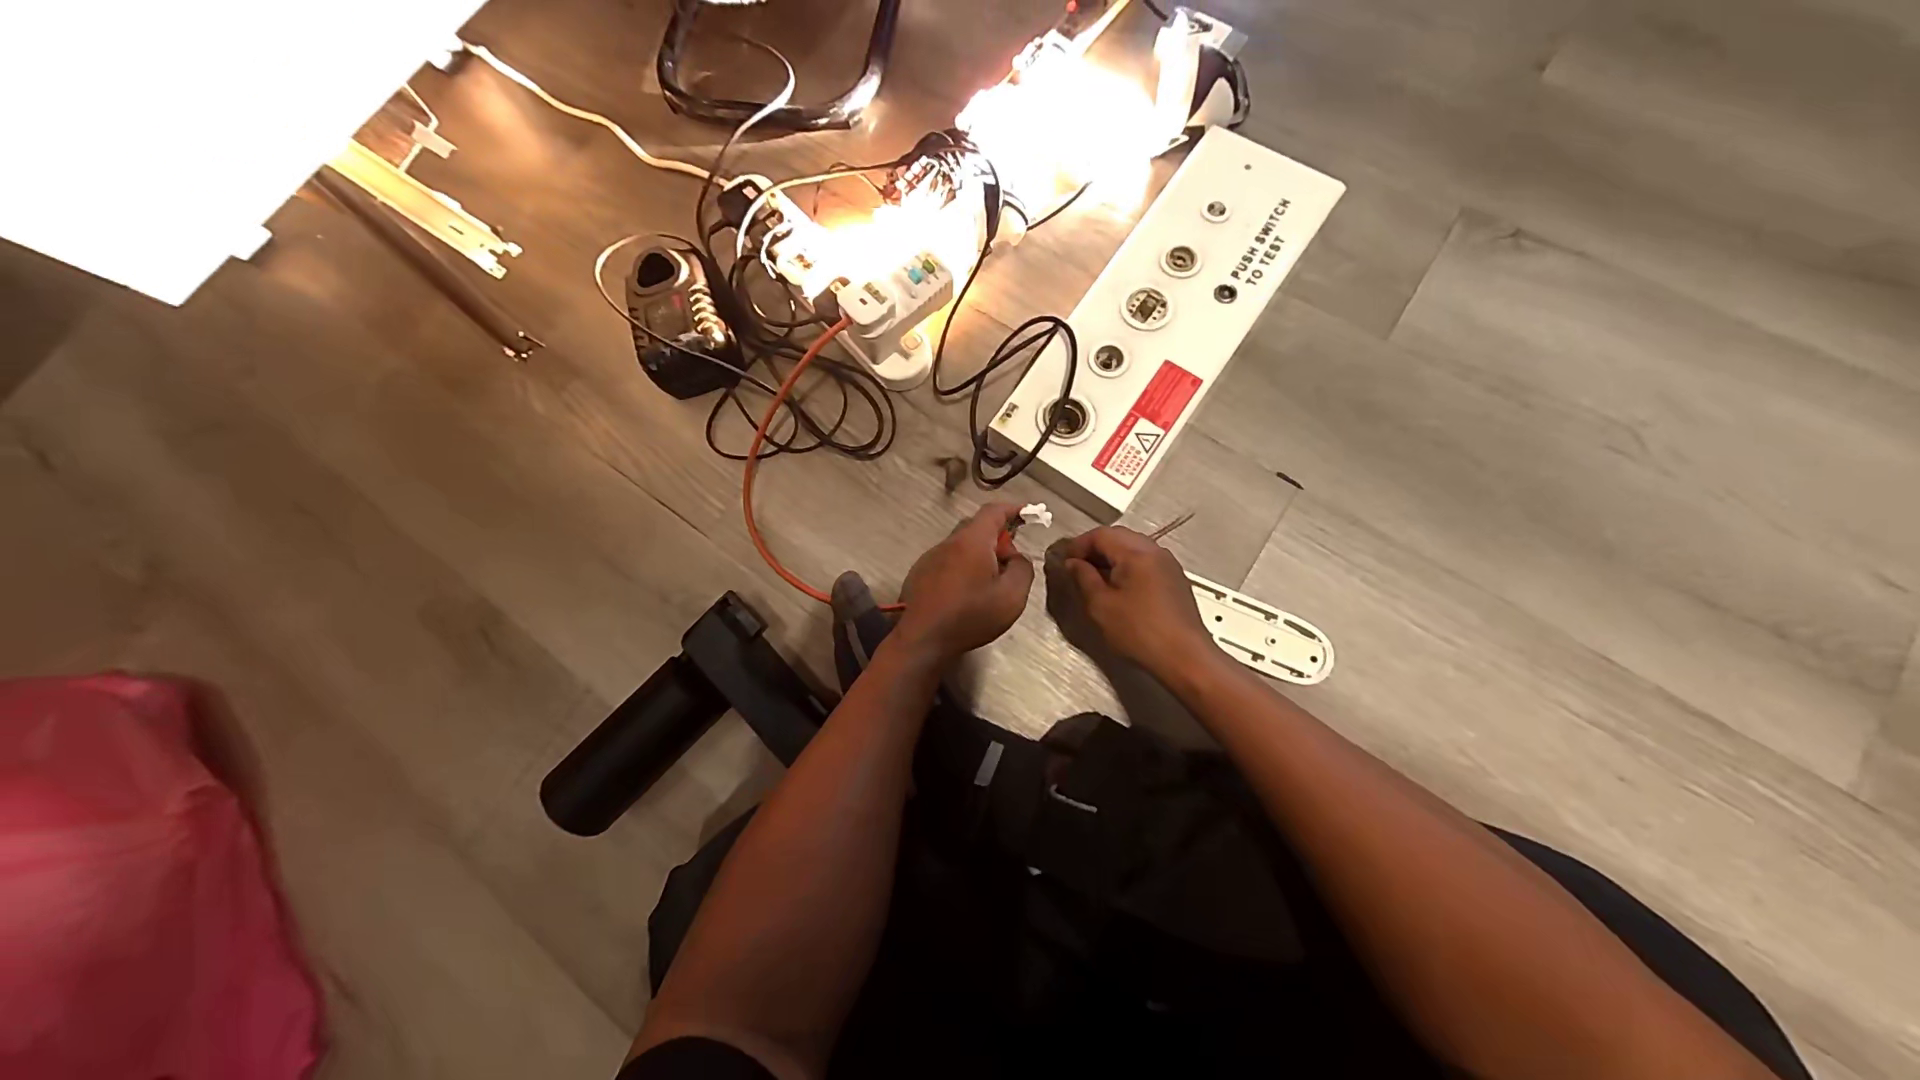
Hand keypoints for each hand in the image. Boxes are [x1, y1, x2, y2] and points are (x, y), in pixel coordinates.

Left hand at [893, 504, 1034, 663]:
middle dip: (998, 538)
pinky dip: (962, 568)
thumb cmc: (971, 616)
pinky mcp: (920, 574)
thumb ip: (1022, 568)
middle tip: (1010, 562)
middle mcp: (949, 543)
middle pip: (977, 528)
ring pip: (961, 546)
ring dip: (979, 555)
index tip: (1028, 513)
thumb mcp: (1012, 596)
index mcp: (973, 541)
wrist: (923, 639)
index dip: (1013, 508)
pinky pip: (947, 561)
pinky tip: (966, 593)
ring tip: (990, 583)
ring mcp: (930, 558)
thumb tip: (1016, 557)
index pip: (994, 511)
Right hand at [1052, 526, 1213, 677]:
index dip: (1078, 545)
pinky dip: (1127, 566)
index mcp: (1136, 553)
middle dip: (1094, 548)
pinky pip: (1146, 561)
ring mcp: (1168, 564)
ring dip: (1111, 556)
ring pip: (1133, 547)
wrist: (1184, 656)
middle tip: (1075, 566)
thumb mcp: (1100, 606)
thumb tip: (1073, 563)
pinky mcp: (1174, 579)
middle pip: (1118, 536)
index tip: (1063, 560)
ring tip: (1094, 577)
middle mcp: (1155, 551)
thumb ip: (1083, 578)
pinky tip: (1118, 587)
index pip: (1100, 535)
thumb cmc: (1140, 632)